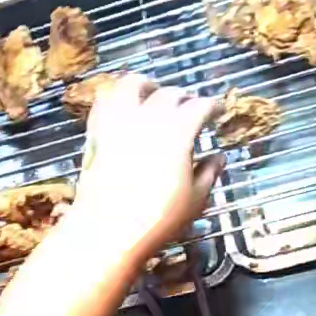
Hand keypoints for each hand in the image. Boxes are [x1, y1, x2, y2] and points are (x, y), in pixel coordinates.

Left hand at [66, 75, 220, 262]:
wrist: (108, 230)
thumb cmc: (158, 218)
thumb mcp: (195, 199)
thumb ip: (209, 173)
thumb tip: (219, 158)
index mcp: (179, 130)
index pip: (200, 106)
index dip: (212, 106)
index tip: (217, 110)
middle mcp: (149, 117)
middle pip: (169, 93)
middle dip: (184, 97)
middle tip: (190, 107)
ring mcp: (118, 121)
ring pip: (131, 85)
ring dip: (146, 84)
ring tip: (152, 90)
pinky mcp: (96, 132)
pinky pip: (104, 101)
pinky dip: (116, 97)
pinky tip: (120, 104)